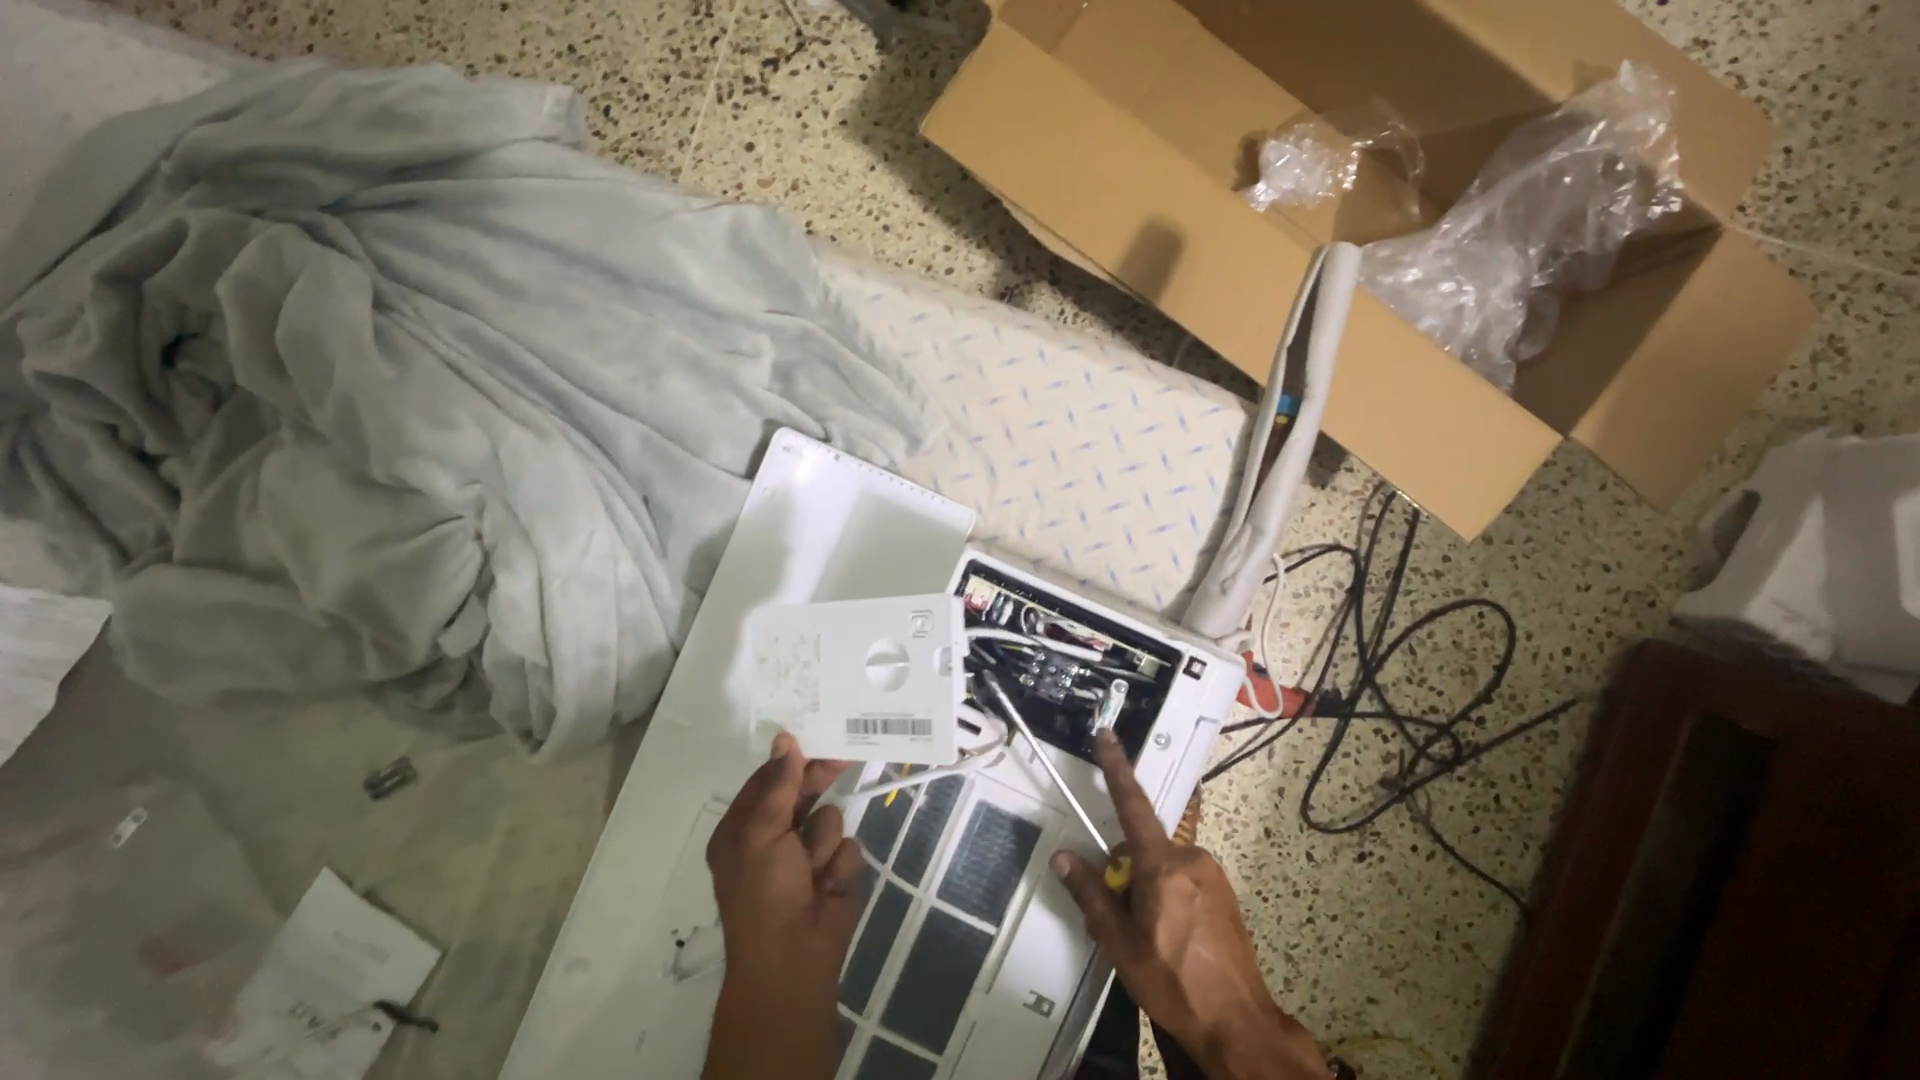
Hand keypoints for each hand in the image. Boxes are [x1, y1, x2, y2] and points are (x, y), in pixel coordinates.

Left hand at [702, 733, 861, 1079]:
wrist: (792, 958)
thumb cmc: (763, 891)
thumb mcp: (762, 832)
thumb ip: (778, 784)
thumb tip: (785, 739)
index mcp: (742, 830)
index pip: (768, 781)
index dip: (791, 759)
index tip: (816, 735)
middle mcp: (773, 839)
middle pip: (802, 795)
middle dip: (818, 783)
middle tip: (842, 759)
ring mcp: (806, 857)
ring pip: (830, 819)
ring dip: (823, 841)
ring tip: (811, 869)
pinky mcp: (835, 873)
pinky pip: (847, 848)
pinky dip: (839, 865)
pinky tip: (827, 886)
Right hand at [1052, 731, 1328, 1079]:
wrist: (1239, 1024)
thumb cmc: (1176, 984)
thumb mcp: (1121, 945)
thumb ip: (1091, 896)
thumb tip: (1065, 858)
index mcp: (1163, 866)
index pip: (1132, 805)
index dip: (1115, 769)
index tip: (1107, 736)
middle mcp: (1191, 860)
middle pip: (1140, 848)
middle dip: (1123, 875)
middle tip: (1119, 922)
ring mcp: (1211, 876)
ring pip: (1161, 866)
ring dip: (1144, 889)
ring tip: (1146, 939)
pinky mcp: (1223, 893)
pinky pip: (1182, 880)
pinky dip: (1166, 898)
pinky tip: (1169, 939)